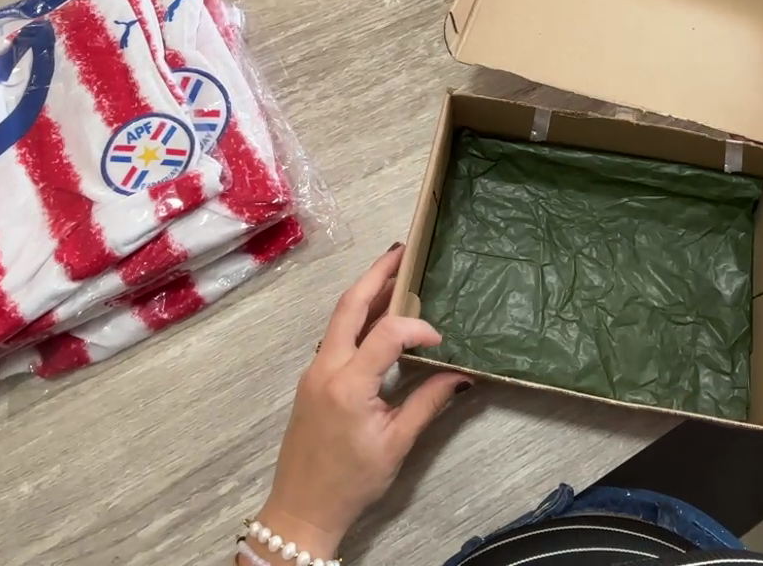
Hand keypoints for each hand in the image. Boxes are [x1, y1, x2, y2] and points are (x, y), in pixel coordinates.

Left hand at [256, 244, 472, 558]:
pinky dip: (358, 314)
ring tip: (396, 271)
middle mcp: (326, 367)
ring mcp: (314, 369)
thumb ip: (427, 402)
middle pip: (350, 305)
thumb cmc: (351, 482)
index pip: (387, 333)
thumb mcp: (396, 444)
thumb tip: (461, 374)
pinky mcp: (312, 376)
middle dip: (378, 273)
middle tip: (404, 251)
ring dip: (366, 290)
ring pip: (339, 316)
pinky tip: (378, 312)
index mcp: (348, 384)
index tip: (440, 340)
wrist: (301, 510)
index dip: (417, 327)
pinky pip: (335, 333)